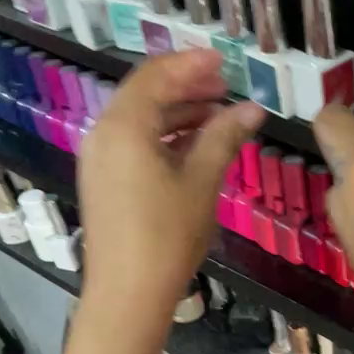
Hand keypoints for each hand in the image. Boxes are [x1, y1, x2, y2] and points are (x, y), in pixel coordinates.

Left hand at [78, 50, 264, 306]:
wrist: (128, 293)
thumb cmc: (167, 234)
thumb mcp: (201, 181)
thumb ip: (224, 137)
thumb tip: (252, 109)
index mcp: (124, 127)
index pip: (156, 77)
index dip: (191, 64)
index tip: (225, 61)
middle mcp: (104, 135)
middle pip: (145, 95)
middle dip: (186, 87)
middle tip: (226, 86)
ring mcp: (101, 160)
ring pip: (141, 120)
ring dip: (179, 112)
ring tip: (219, 116)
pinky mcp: (106, 181)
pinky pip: (135, 143)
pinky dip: (166, 136)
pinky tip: (196, 146)